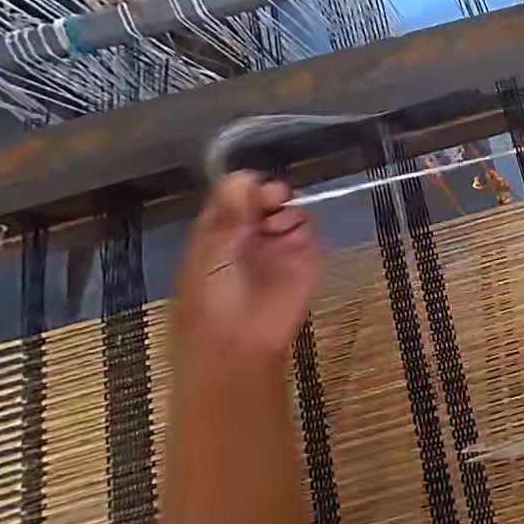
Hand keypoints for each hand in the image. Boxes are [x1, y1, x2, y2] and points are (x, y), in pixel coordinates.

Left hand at [174, 172, 321, 373]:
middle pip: (264, 201)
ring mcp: (279, 249)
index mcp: (219, 234)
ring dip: (287, 214)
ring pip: (289, 214)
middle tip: (275, 198)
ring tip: (280, 230)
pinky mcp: (305, 263)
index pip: (233, 198)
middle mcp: (250, 237)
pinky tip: (297, 240)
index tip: (254, 186)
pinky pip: (311, 235)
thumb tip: (243, 175)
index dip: (243, 188)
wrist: (239, 347)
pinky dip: (307, 231)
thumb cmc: (212, 303)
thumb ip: (230, 216)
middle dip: (269, 195)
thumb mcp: (212, 255)